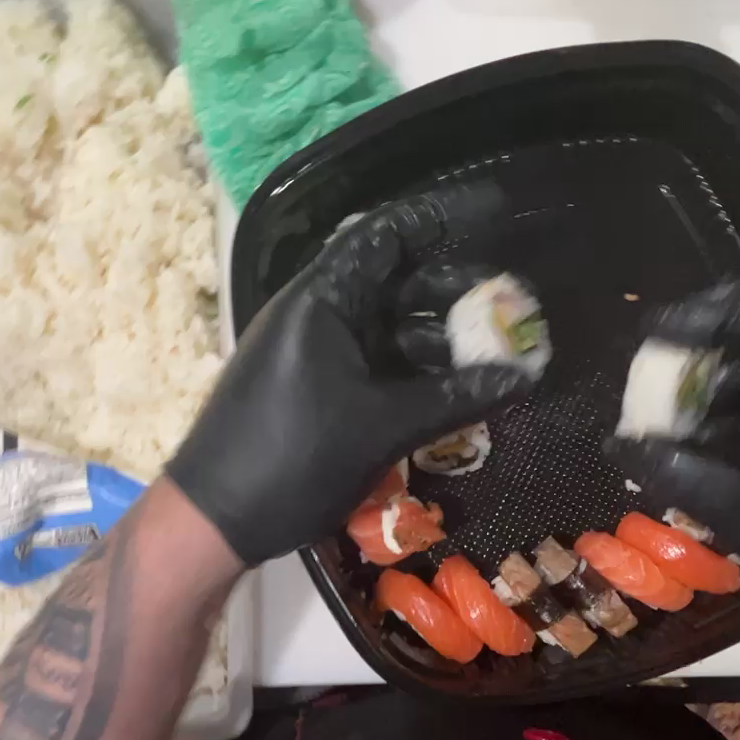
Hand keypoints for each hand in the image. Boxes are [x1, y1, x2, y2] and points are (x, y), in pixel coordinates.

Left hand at [168, 186, 535, 564]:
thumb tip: (523, 374)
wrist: (216, 520)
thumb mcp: (382, 427)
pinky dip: (410, 376)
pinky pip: (372, 368)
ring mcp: (312, 354)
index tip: (492, 218)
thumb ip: (455, 397)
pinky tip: (450, 396)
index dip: (439, 221)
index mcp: (322, 299)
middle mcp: (316, 315)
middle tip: (506, 315)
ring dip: (437, 345)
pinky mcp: (313, 390)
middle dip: (453, 297)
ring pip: (387, 333)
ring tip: (491, 363)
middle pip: (394, 285)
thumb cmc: (294, 460)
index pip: (385, 237)